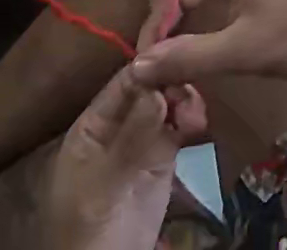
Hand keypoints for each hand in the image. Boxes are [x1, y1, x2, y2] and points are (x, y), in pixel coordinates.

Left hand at [24, 67, 206, 249]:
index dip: (150, 67)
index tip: (178, 56)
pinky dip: (191, 119)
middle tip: (193, 81)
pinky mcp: (164, 156)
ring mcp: (144, 139)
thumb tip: (159, 89)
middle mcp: (121, 123)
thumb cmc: (88, 228)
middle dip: (172, 80)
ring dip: (185, 98)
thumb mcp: (104, 182)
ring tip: (196, 110)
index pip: (124, 82)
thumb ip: (131, 137)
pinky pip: (180, 127)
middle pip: (151, 87)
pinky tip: (198, 123)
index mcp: (95, 123)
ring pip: (169, 103)